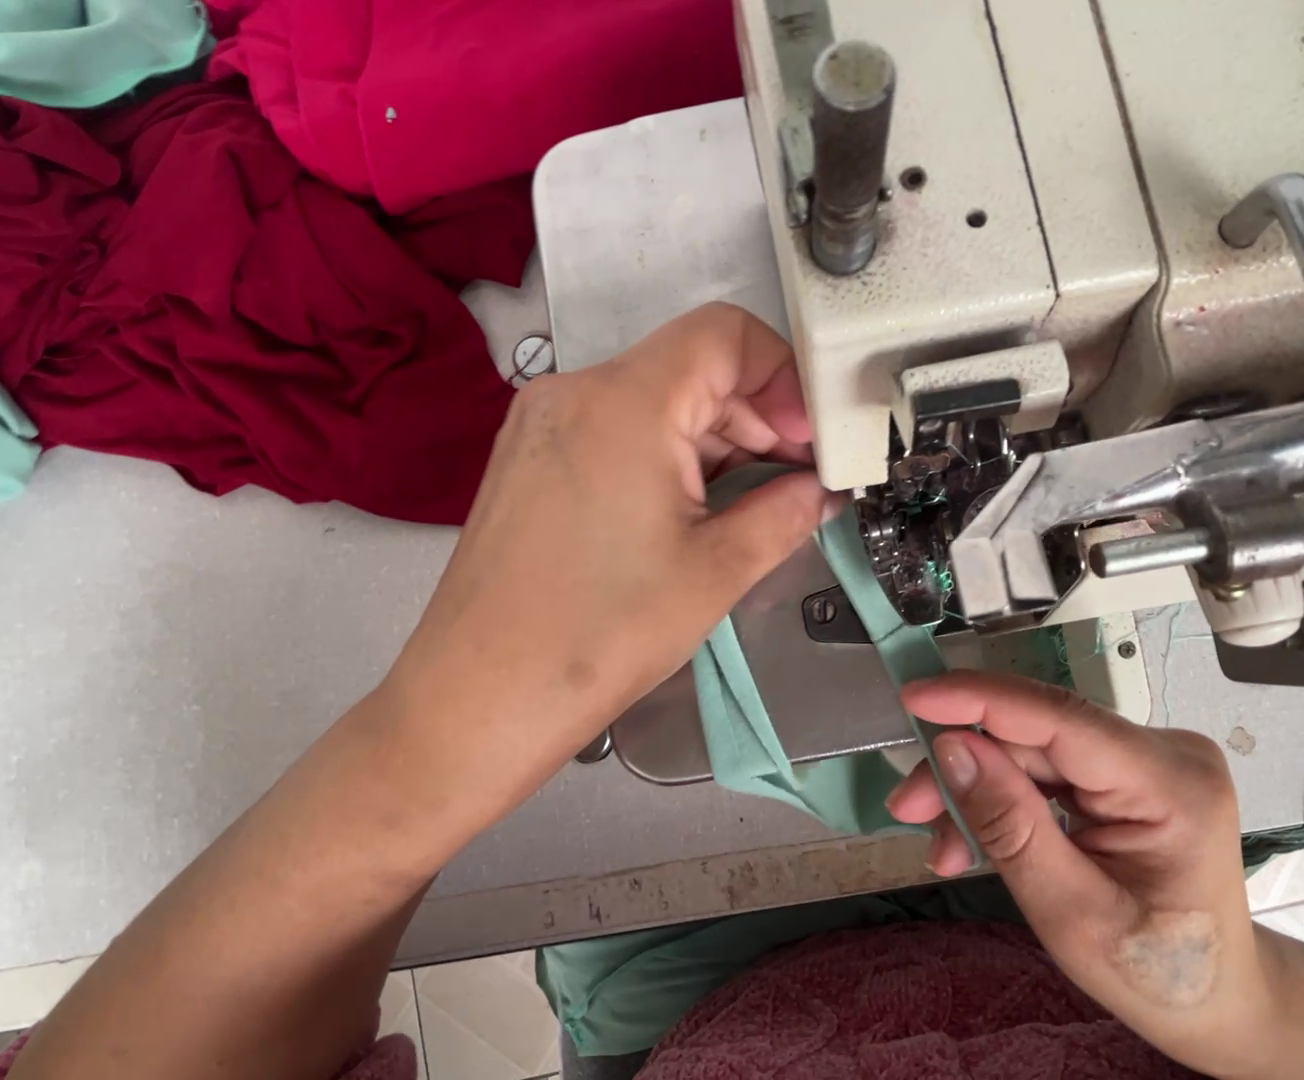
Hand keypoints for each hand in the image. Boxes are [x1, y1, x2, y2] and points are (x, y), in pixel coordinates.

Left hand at [381, 303, 835, 809]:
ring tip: (753, 502)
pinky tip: (695, 507)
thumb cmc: (602, 634)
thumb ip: (787, 513)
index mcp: (626, 401)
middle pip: (692, 364)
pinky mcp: (530, 456)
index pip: (726, 333)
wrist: (479, 698)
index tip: (809, 439)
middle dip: (757, 414)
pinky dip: (669, 452)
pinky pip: (618, 427)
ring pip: (656, 396)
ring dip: (715, 437)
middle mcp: (576, 390)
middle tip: (797, 478)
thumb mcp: (716, 571)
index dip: (784, 375)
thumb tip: (824, 490)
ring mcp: (544, 421)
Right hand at [885, 672, 1269, 1070]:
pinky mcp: (1128, 770)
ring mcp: (1147, 757)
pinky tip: (973, 839)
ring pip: (1033, 749)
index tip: (913, 697)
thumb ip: (1010, 828)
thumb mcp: (1070, 916)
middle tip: (909, 808)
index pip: (1062, 717)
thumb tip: (953, 748)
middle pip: (1037, 735)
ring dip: (978, 789)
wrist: (1214, 1001)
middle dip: (966, 767)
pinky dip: (1004, 799)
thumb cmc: (1154, 975)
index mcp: (1171, 786)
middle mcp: (1164, 752)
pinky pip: (1047, 766)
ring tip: (943, 845)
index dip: (981, 699)